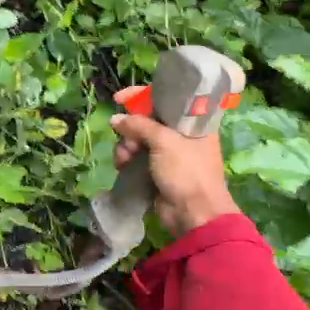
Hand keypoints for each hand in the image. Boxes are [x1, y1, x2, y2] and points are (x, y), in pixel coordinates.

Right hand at [112, 85, 239, 238]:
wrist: (193, 213)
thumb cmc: (186, 172)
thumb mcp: (164, 142)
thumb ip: (139, 126)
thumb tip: (115, 120)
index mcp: (193, 124)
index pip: (166, 100)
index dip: (142, 96)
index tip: (119, 98)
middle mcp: (182, 136)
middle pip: (148, 120)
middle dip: (131, 128)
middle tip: (125, 137)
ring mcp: (169, 154)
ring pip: (138, 139)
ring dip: (126, 146)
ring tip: (124, 158)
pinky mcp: (158, 170)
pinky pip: (136, 156)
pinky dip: (127, 159)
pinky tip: (122, 166)